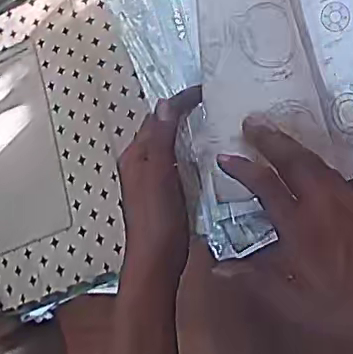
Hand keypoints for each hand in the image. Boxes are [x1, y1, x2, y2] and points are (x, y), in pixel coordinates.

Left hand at [117, 85, 201, 293]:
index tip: (204, 90)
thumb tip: (165, 104)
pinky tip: (210, 154)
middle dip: (184, 111)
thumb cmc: (157, 221)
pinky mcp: (166, 190)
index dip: (179, 101)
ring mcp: (153, 177)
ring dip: (189, 129)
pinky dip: (193, 149)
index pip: (157, 116)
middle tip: (213, 101)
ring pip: (171, 143)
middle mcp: (141, 163)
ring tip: (216, 121)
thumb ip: (162, 140)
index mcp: (136, 156)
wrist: (156, 263)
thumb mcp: (160, 175)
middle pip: (163, 127)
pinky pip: (179, 160)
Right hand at [217, 119, 352, 353]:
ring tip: (276, 137)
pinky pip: (335, 173)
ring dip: (294, 147)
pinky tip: (311, 167)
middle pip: (294, 160)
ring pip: (317, 162)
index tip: (225, 156)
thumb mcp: (295, 302)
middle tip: (252, 122)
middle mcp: (324, 202)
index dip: (243, 169)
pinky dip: (316, 163)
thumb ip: (257, 279)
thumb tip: (220, 268)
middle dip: (271, 139)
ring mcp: (349, 198)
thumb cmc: (344, 308)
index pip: (266, 186)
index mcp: (300, 225)